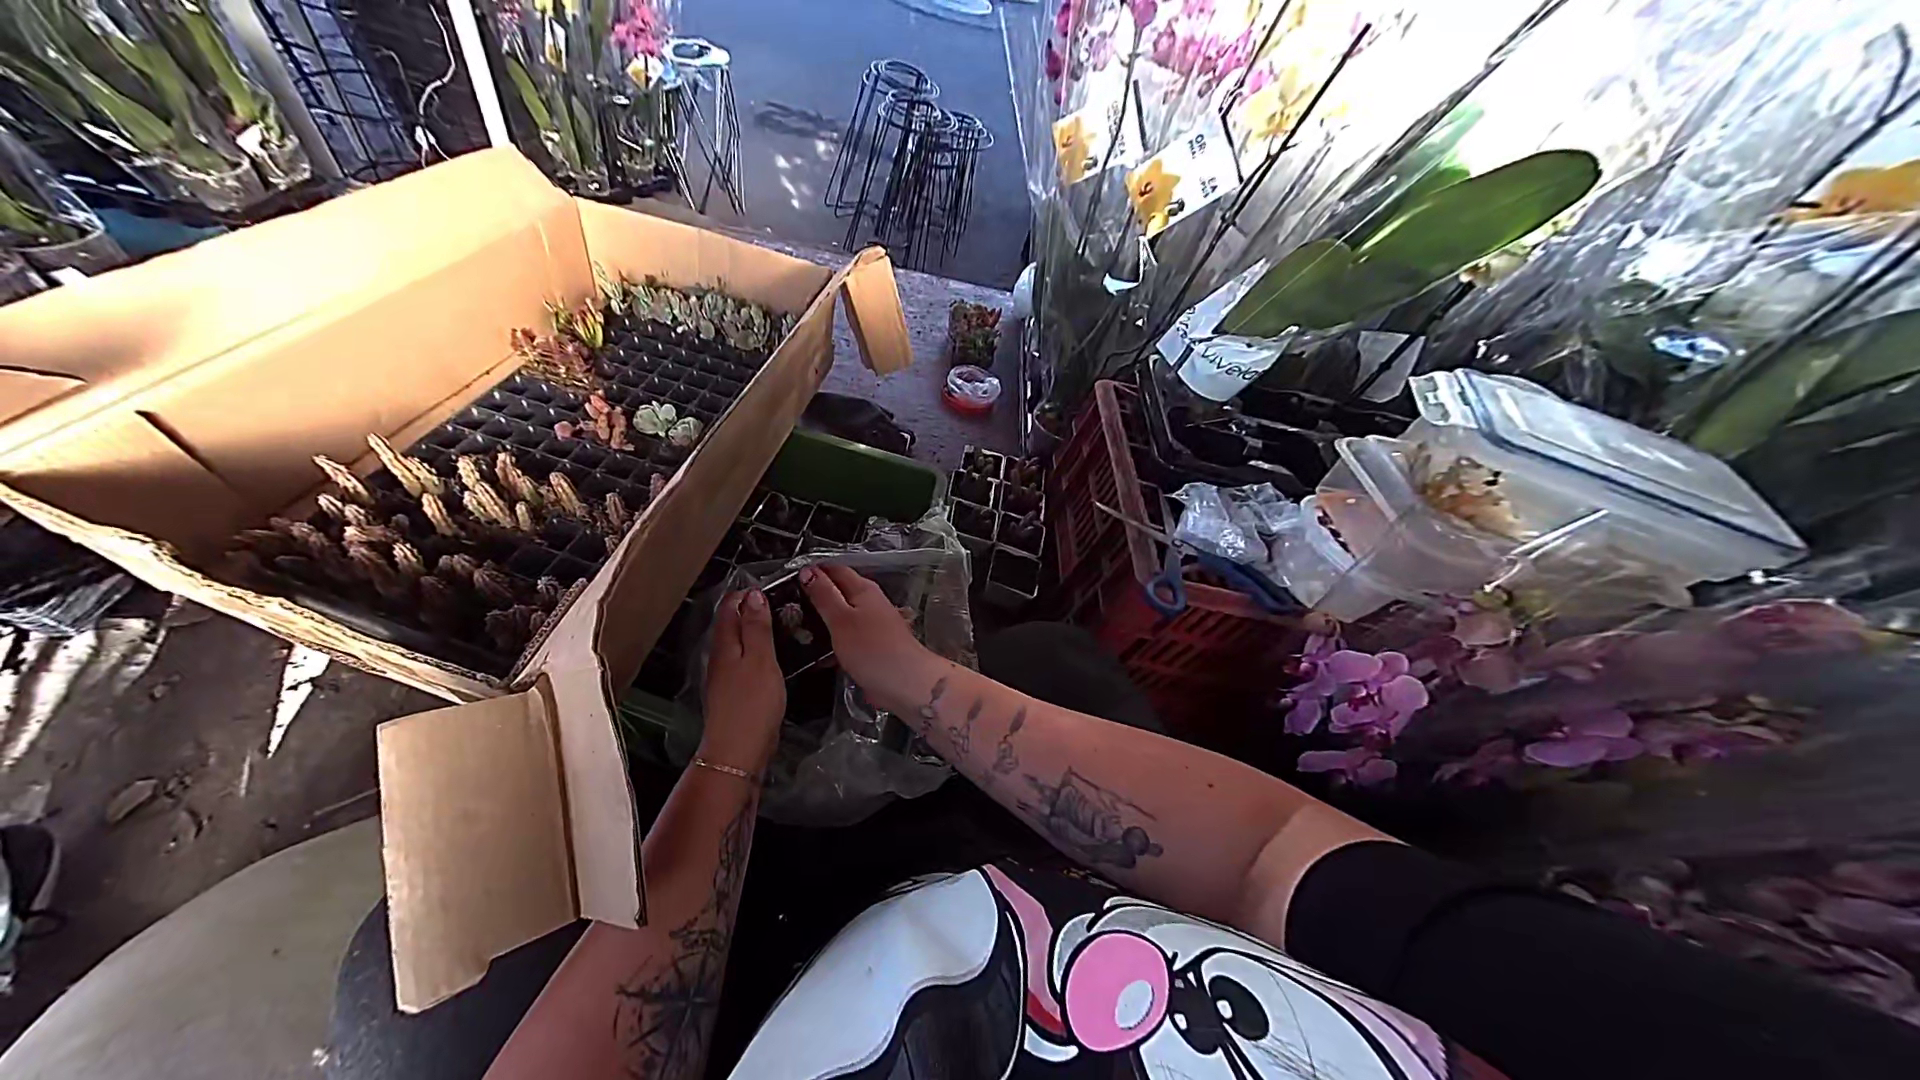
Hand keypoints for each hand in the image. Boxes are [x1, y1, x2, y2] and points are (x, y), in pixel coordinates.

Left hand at [700, 589, 784, 772]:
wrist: (739, 752)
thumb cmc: (751, 704)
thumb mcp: (760, 659)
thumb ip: (757, 627)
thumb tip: (752, 595)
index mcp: (724, 644)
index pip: (730, 607)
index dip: (747, 593)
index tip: (773, 585)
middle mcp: (721, 657)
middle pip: (734, 624)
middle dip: (754, 610)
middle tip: (784, 602)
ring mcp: (727, 677)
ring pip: (741, 643)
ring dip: (759, 631)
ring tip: (786, 625)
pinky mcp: (737, 693)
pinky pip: (748, 662)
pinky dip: (761, 652)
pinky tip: (777, 657)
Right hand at [800, 564, 936, 711]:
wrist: (906, 684)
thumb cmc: (873, 649)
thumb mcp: (841, 619)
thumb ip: (824, 594)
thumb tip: (808, 570)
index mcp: (863, 589)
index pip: (834, 569)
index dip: (813, 571)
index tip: (789, 578)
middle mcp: (870, 603)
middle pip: (838, 592)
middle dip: (815, 596)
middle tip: (787, 605)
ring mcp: (873, 625)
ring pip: (841, 616)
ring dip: (822, 621)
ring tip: (795, 628)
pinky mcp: (872, 646)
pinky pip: (846, 637)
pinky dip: (832, 641)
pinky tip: (817, 653)